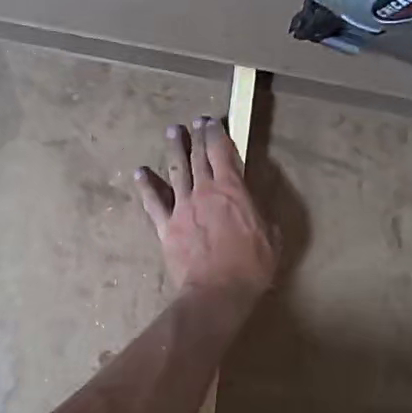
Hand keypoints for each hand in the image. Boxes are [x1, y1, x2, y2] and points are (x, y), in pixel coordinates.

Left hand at [133, 117, 276, 304]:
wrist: (217, 291)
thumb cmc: (251, 265)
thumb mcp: (271, 238)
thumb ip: (263, 218)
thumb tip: (258, 212)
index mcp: (231, 190)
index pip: (222, 151)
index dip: (216, 133)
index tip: (212, 121)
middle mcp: (204, 192)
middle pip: (198, 157)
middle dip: (197, 136)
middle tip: (194, 122)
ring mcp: (182, 207)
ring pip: (176, 171)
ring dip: (174, 149)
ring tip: (172, 132)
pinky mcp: (167, 226)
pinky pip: (154, 203)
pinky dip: (146, 186)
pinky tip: (140, 173)